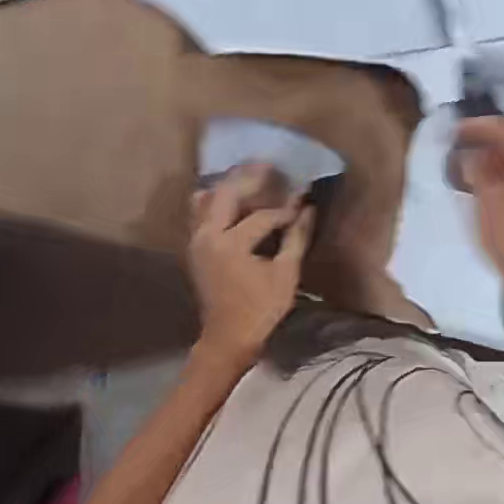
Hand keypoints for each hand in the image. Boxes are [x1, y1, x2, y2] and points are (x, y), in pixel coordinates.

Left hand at [188, 164, 314, 371]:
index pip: (262, 216)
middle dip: (249, 178)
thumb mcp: (284, 274)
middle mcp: (207, 235)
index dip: (285, 210)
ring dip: (228, 188)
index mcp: (229, 243)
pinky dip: (216, 204)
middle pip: (226, 193)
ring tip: (250, 180)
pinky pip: (201, 214)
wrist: (228, 338)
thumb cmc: (260, 310)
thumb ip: (296, 238)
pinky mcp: (195, 249)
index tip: (302, 202)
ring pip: (207, 200)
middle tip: (269, 166)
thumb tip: (308, 208)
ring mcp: (196, 241)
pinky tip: (234, 202)